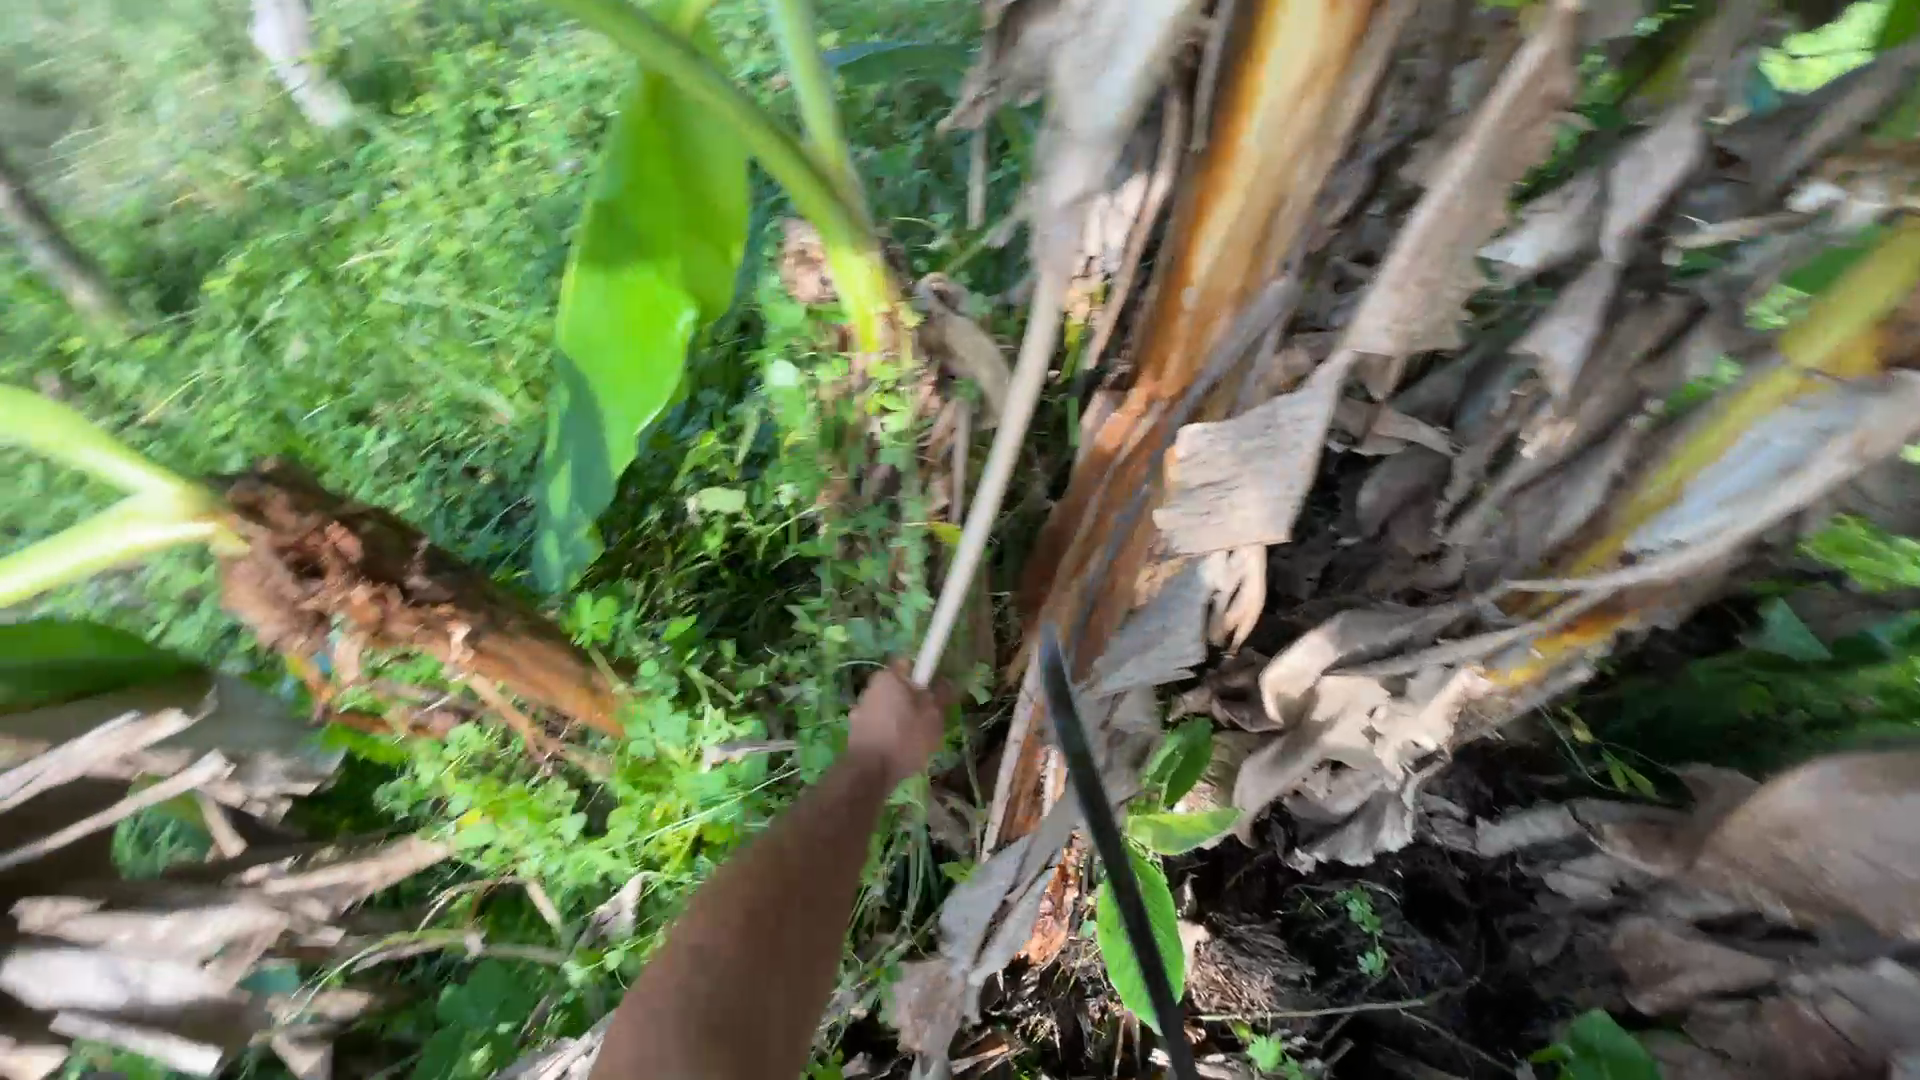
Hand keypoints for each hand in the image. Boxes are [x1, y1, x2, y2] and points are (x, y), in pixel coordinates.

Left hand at [847, 661, 947, 787]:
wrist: (870, 772)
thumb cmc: (905, 738)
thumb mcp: (933, 716)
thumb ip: (941, 695)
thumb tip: (945, 680)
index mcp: (889, 677)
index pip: (909, 665)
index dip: (924, 677)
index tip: (934, 693)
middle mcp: (870, 688)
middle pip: (898, 687)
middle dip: (912, 700)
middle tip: (928, 718)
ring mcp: (860, 709)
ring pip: (888, 707)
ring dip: (900, 718)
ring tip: (914, 739)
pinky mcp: (855, 731)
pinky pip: (879, 724)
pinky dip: (888, 733)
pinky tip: (898, 750)